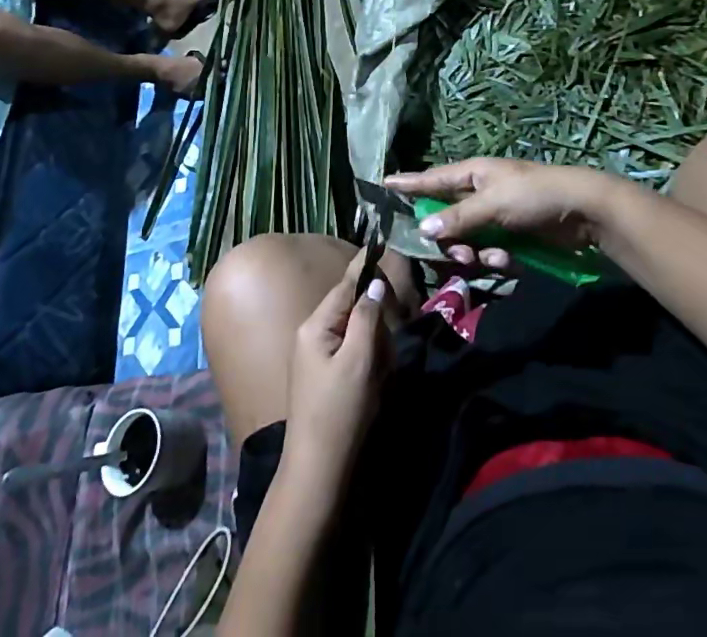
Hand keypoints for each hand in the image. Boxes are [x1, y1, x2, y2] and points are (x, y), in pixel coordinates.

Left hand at [287, 250, 396, 472]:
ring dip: (374, 341)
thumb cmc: (340, 410)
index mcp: (316, 325)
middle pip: (351, 306)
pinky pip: (353, 352)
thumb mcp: (358, 360)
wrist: (319, 465)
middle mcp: (313, 333)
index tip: (379, 241)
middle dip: (375, 314)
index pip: (345, 285)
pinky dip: (369, 359)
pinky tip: (376, 378)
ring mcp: (318, 355)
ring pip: (356, 330)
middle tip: (394, 326)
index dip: (364, 265)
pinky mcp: (327, 374)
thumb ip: (366, 318)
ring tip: (382, 366)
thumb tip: (375, 283)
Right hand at [384, 158, 624, 263]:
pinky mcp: (511, 238)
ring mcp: (496, 218)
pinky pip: (489, 253)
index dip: (408, 183)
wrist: (585, 212)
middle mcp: (480, 195)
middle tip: (457, 254)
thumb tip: (422, 229)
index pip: (432, 179)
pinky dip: (497, 260)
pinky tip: (511, 261)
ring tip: (494, 258)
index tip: (383, 183)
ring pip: (466, 242)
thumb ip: (457, 217)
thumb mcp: (493, 203)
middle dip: (449, 241)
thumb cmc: (535, 195)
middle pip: (446, 220)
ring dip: (475, 254)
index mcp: (473, 174)